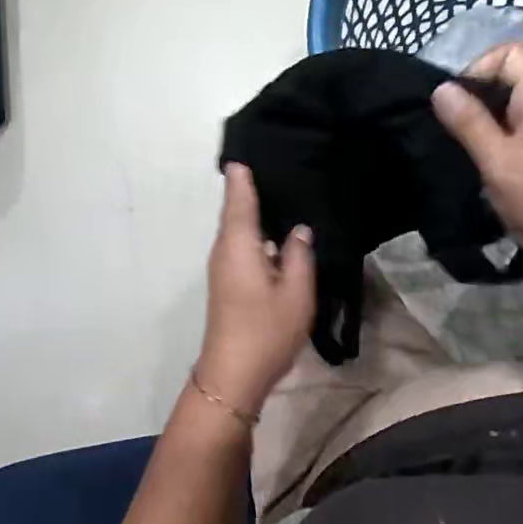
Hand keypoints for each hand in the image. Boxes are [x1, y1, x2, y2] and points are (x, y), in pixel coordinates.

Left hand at [197, 164, 316, 408]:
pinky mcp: (228, 283)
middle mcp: (224, 249)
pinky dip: (255, 232)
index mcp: (238, 244)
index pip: (238, 198)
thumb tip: (298, 229)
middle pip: (235, 210)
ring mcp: (223, 267)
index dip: (241, 174)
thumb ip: (299, 255)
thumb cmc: (265, 329)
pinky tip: (276, 232)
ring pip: (238, 229)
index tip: (246, 149)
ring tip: (280, 189)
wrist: (233, 373)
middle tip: (273, 161)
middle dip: (249, 187)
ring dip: (253, 210)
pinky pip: (241, 245)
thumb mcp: (295, 291)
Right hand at [431, 43, 522, 270]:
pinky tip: (475, 160)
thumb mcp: (502, 164)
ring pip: (503, 103)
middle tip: (449, 130)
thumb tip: (441, 89)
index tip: (455, 105)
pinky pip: (508, 127)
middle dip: (471, 95)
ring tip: (458, 147)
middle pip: (504, 76)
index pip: (510, 54)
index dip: (477, 69)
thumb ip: (470, 124)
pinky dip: (487, 136)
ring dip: (476, 118)